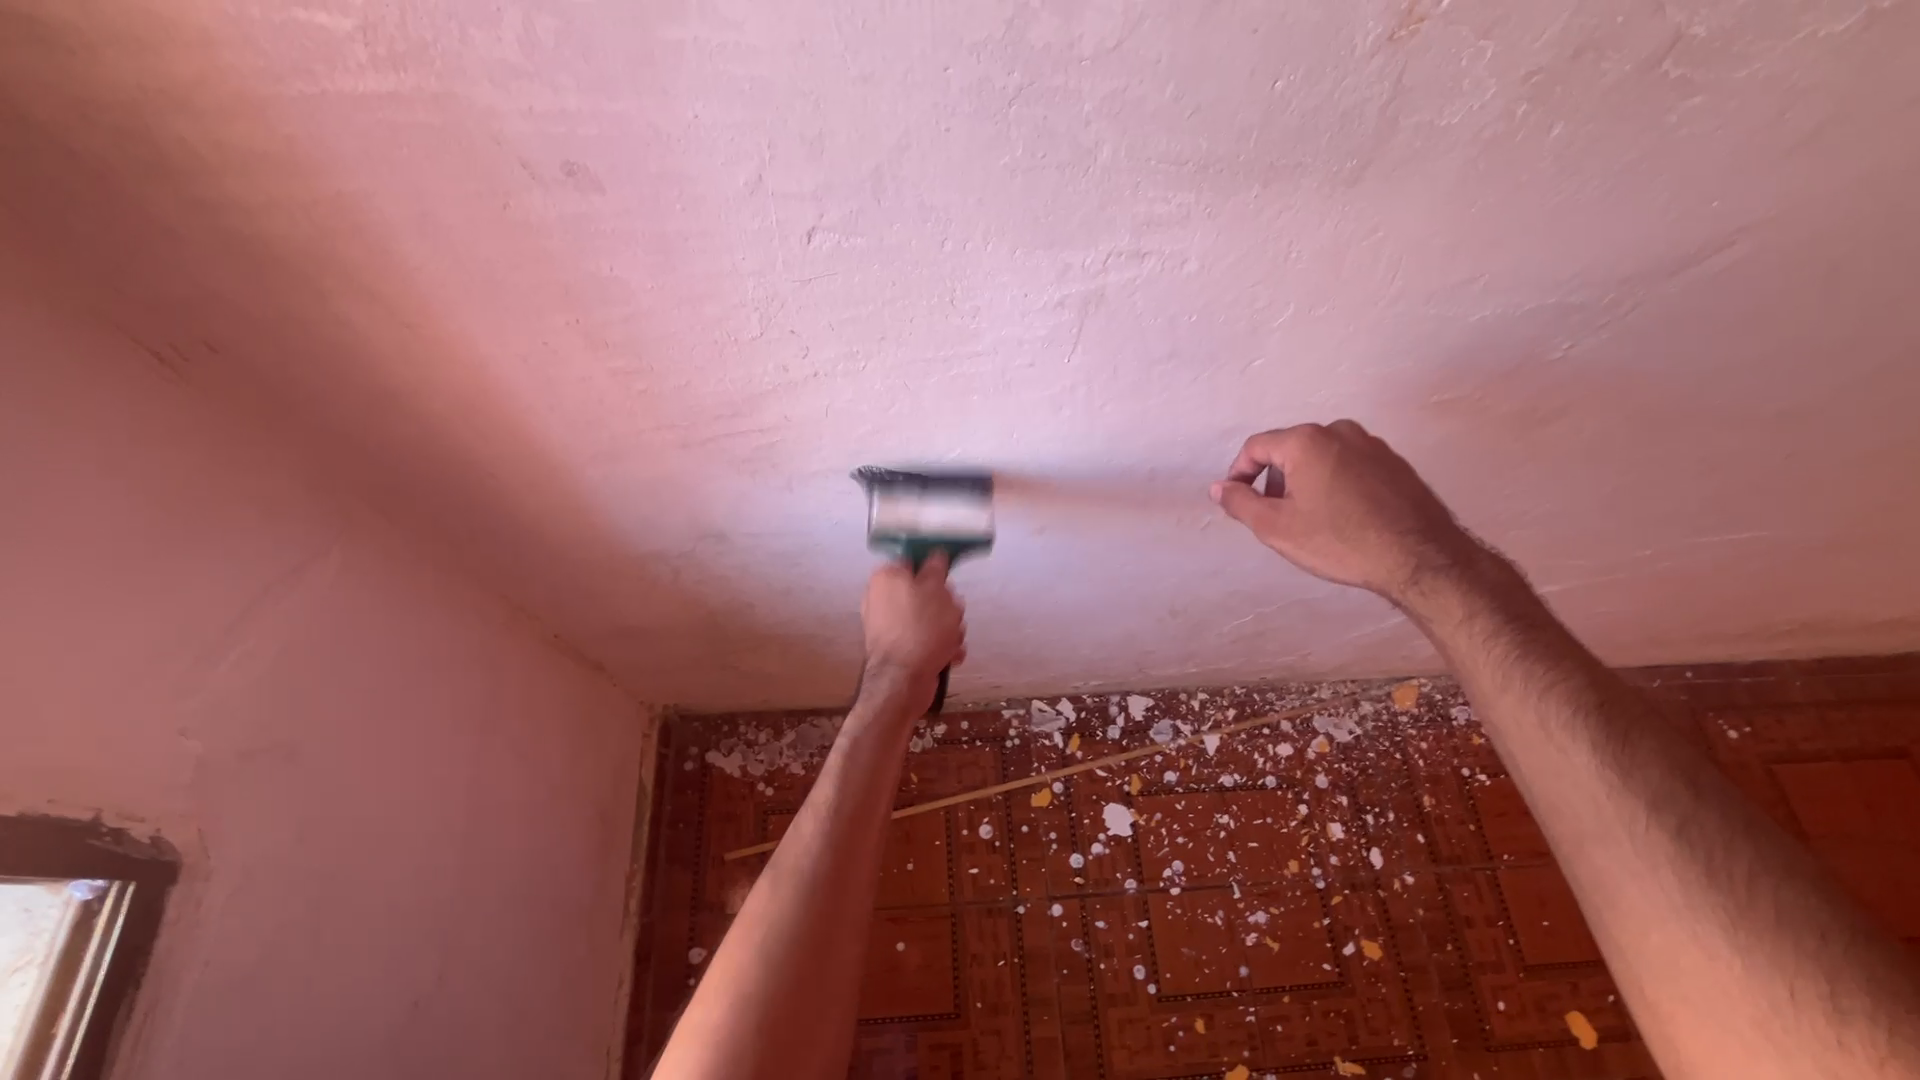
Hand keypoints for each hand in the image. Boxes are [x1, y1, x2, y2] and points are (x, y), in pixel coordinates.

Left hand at [860, 553, 966, 696]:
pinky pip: (926, 639)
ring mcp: (889, 626)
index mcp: (886, 577)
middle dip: (947, 606)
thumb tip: (935, 556)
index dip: (935, 571)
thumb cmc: (920, 630)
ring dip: (949, 629)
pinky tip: (949, 655)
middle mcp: (882, 599)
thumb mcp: (936, 589)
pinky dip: (941, 646)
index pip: (914, 562)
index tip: (949, 580)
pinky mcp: (900, 649)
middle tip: (952, 614)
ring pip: (931, 618)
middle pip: (926, 593)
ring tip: (951, 640)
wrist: (903, 680)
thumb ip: (936, 568)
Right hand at [1210, 421, 1477, 601]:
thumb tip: (1220, 488)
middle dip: (1275, 479)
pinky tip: (1342, 518)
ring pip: (1321, 457)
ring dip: (1306, 482)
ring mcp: (1372, 445)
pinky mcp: (1395, 463)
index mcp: (1306, 441)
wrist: (1419, 558)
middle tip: (1275, 516)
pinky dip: (1335, 484)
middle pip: (1290, 449)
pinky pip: (1350, 466)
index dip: (1239, 473)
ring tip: (1310, 520)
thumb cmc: (1339, 541)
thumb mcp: (1276, 527)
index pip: (1256, 447)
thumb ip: (1241, 503)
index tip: (1238, 500)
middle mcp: (1340, 431)